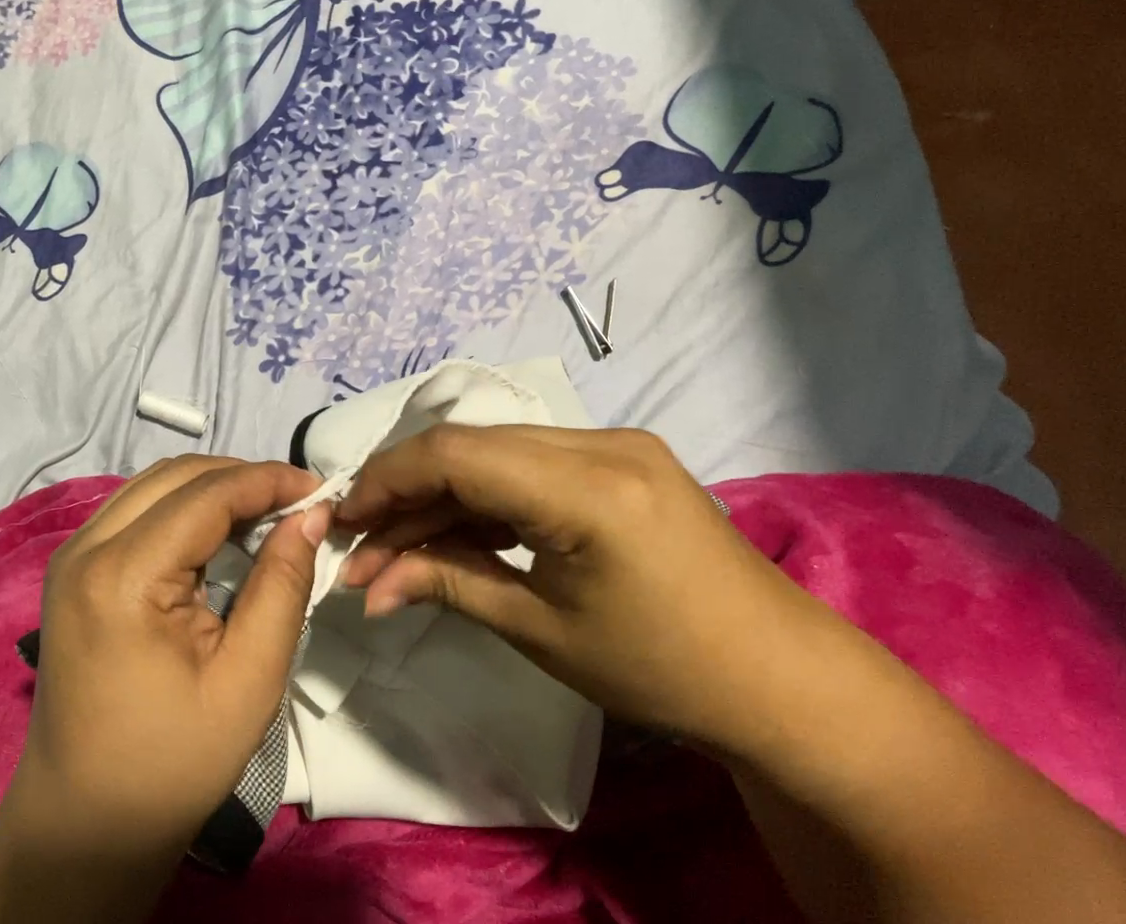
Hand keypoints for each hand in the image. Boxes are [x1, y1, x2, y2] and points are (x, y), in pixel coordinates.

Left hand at [0, 458, 327, 922]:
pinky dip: (181, 511)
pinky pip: (132, 513)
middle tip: (299, 507)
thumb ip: (282, 587)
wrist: (86, 818)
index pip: (206, 495)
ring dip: (211, 490)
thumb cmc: (173, 764)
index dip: (269, 482)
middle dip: (242, 478)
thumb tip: (310, 517)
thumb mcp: (249, 681)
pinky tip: (219, 536)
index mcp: (123, 575)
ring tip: (268, 517)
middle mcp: (85, 548)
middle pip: (175, 478)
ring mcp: (70, 556)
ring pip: (151, 488)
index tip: (323, 493)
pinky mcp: (70, 571)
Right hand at [333, 426, 825, 748]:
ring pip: (494, 454)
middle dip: (405, 496)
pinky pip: (529, 466)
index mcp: (587, 487)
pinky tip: (453, 537)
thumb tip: (366, 585)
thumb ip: (446, 584)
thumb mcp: (539, 630)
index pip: (454, 454)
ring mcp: (617, 446)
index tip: (341, 522)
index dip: (384, 481)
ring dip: (440, 500)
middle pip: (468, 447)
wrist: (784, 682)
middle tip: (361, 551)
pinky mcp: (623, 463)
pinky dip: (482, 499)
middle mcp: (602, 444)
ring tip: (396, 555)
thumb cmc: (662, 668)